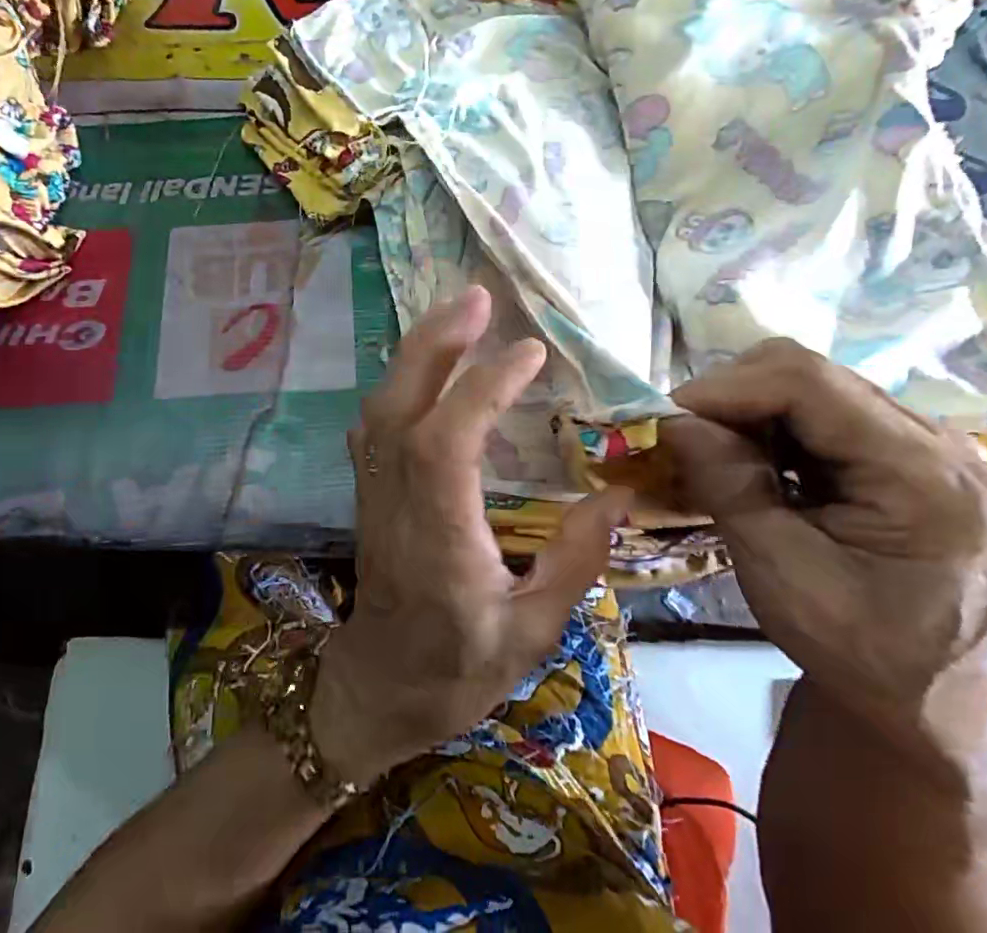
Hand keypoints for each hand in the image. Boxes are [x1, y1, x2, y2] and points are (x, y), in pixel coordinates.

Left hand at [310, 286, 630, 784]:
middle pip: (400, 408)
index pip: (447, 443)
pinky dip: (398, 386)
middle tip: (478, 297)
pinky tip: (424, 368)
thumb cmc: (456, 670)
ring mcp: (374, 496)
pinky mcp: (368, 497)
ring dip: (415, 356)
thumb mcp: (531, 631)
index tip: (529, 352)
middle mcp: (396, 504)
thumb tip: (618, 496)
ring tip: (458, 315)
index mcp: (438, 538)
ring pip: (381, 411)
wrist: (379, 689)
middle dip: (435, 345)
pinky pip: (375, 429)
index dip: (482, 389)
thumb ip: (573, 561)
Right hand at [662, 340, 986, 747]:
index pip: (810, 385)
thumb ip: (730, 488)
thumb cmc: (853, 645)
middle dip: (729, 395)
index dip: (724, 389)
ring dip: (744, 409)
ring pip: (810, 384)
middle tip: (681, 438)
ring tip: (708, 452)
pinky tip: (746, 461)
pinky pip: (819, 411)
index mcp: (924, 476)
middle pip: (811, 373)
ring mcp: (923, 445)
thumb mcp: (780, 573)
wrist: (919, 690)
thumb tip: (672, 421)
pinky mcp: (900, 454)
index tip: (662, 420)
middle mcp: (938, 443)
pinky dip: (766, 425)